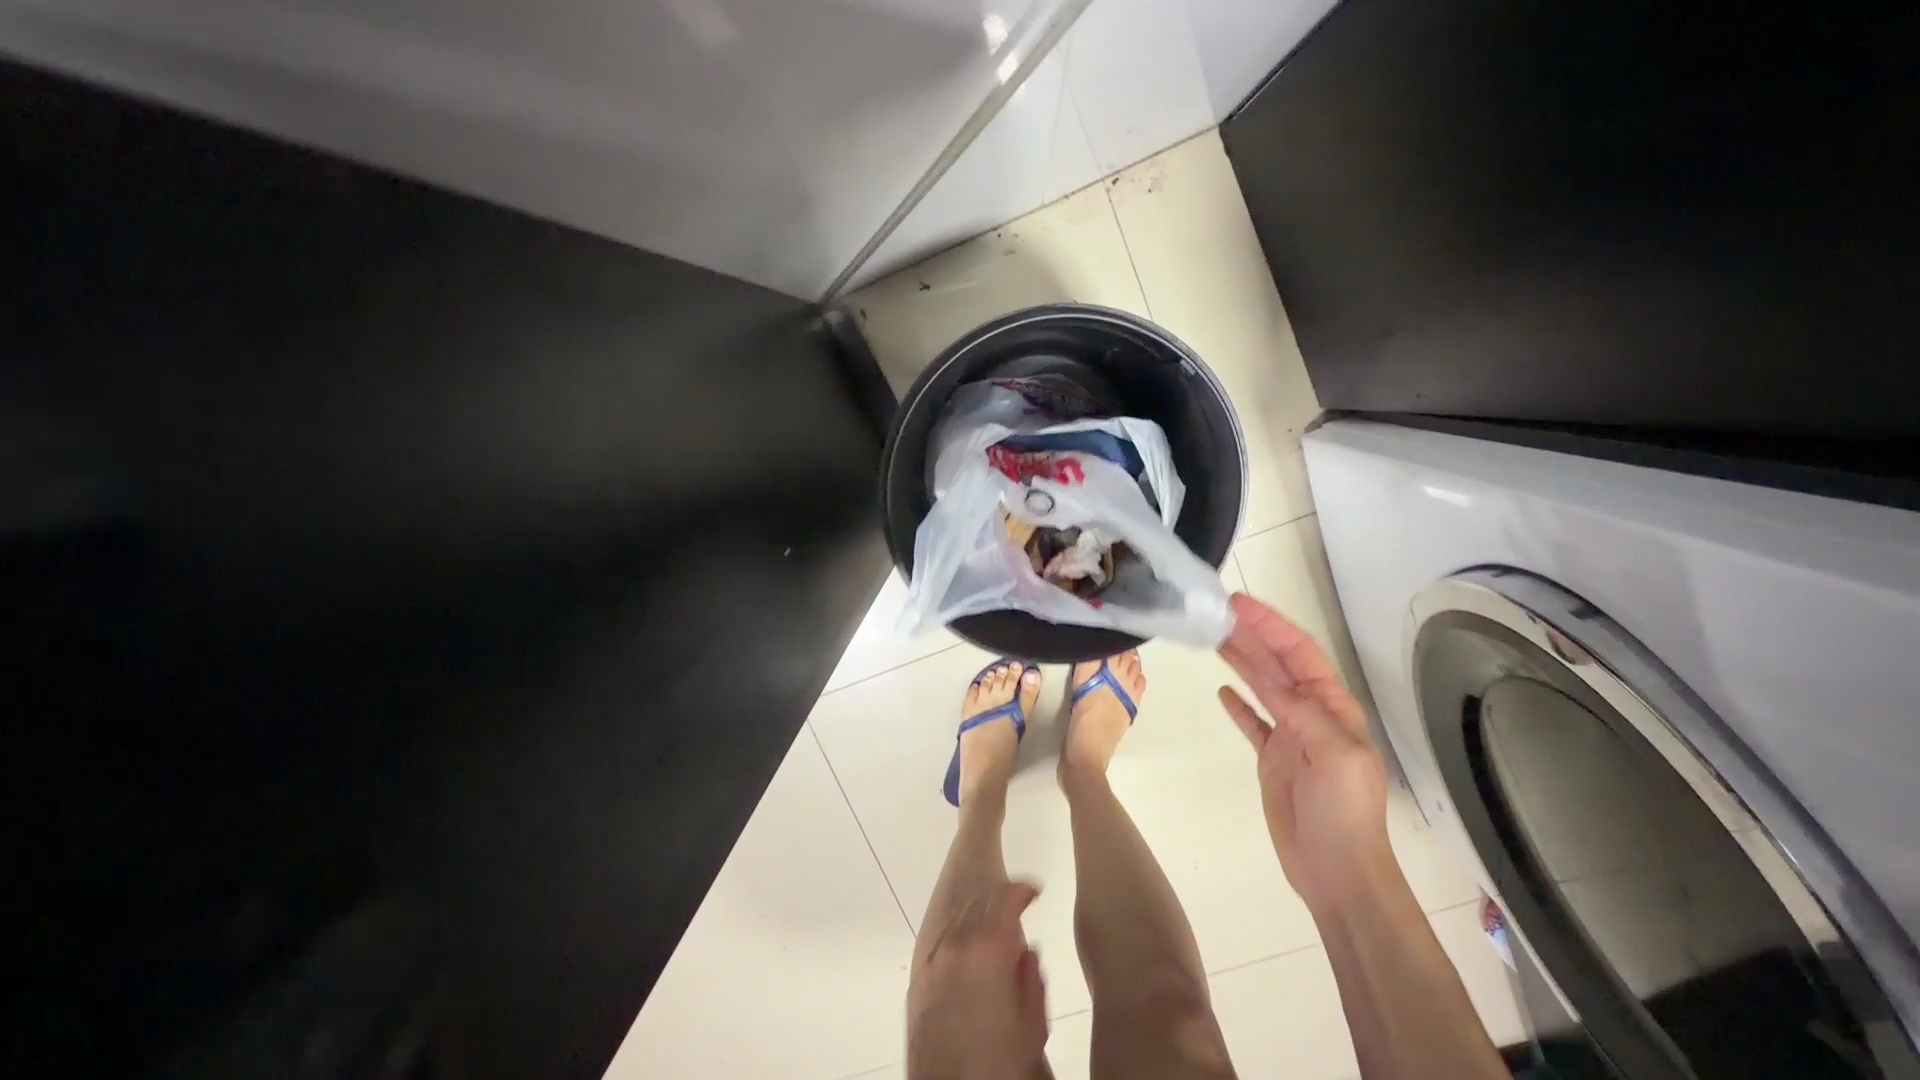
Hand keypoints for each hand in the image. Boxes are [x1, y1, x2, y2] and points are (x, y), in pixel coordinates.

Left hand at [907, 882, 1048, 1079]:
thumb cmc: (999, 1064)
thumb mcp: (1033, 1025)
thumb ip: (1031, 979)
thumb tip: (1025, 953)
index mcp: (986, 951)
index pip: (1004, 897)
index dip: (1023, 889)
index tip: (1036, 893)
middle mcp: (955, 947)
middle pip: (978, 902)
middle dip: (1000, 899)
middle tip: (1020, 907)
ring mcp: (932, 962)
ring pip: (956, 919)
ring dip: (978, 916)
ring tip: (997, 929)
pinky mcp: (918, 980)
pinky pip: (941, 941)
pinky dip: (959, 935)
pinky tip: (971, 951)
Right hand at [1217, 593, 1391, 913]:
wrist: (1337, 870)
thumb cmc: (1345, 812)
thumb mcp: (1336, 756)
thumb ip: (1306, 715)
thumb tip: (1275, 684)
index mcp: (1333, 708)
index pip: (1300, 654)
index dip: (1271, 627)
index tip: (1239, 605)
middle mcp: (1312, 715)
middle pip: (1277, 665)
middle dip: (1251, 636)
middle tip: (1215, 612)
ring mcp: (1291, 737)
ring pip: (1262, 688)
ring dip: (1241, 662)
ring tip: (1213, 637)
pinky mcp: (1272, 760)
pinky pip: (1253, 723)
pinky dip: (1239, 705)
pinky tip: (1222, 690)